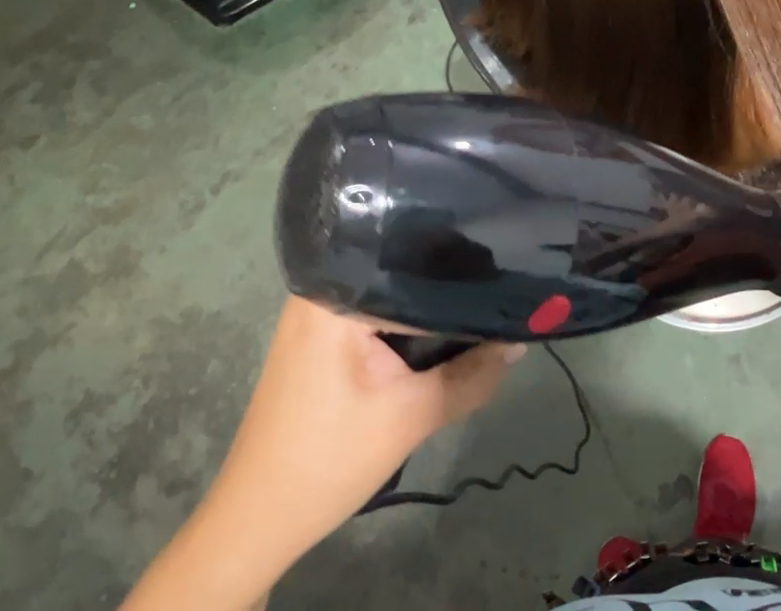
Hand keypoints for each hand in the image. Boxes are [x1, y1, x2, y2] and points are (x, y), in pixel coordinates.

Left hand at [227, 298, 523, 525]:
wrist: (260, 517)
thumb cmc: (330, 458)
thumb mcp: (413, 416)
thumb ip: (472, 375)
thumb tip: (519, 343)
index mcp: (333, 291)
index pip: (413, 262)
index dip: (464, 270)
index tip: (509, 271)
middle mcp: (320, 288)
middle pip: (401, 275)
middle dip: (450, 288)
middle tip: (504, 291)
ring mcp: (316, 315)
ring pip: (391, 299)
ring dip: (429, 313)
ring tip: (482, 311)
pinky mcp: (319, 340)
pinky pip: (376, 319)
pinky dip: (407, 331)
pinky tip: (440, 339)